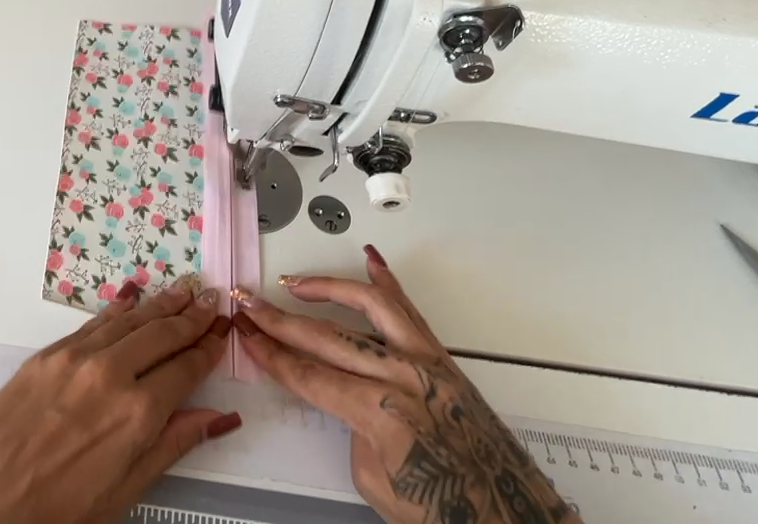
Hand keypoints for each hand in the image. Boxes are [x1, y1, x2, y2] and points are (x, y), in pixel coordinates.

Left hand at [0, 278, 240, 523]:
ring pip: (129, 321)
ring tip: (184, 288)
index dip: (208, 348)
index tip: (224, 331)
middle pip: (161, 335)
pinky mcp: (47, 354)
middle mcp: (110, 375)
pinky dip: (118, 310)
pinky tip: (133, 298)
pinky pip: (93, 325)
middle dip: (191, 316)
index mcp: (137, 414)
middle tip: (211, 298)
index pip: (185, 369)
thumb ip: (172, 444)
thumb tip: (218, 418)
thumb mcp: (125, 488)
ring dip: (160, 304)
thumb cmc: (58, 510)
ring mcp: (76, 359)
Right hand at [236, 247, 580, 523]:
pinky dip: (388, 283)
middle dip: (280, 320)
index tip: (246, 335)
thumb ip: (353, 430)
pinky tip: (371, 260)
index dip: (272, 355)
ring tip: (295, 283)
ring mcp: (426, 362)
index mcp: (380, 412)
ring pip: (367, 307)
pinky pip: (409, 312)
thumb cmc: (444, 512)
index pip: (308, 375)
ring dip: (326, 289)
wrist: (511, 519)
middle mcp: (402, 377)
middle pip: (325, 337)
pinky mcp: (443, 359)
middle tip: (249, 303)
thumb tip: (345, 399)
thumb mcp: (377, 483)